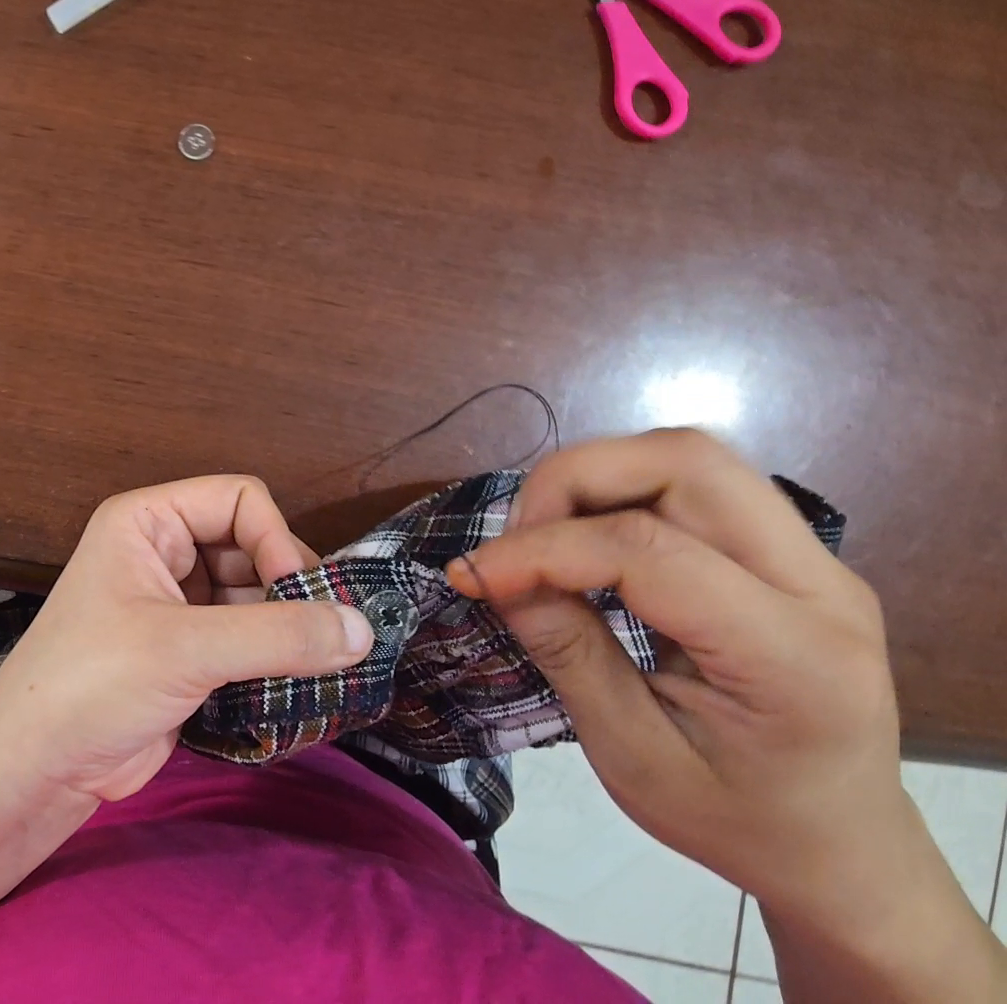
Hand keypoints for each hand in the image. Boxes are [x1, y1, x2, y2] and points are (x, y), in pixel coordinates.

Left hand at [0, 475, 374, 802]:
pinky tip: (299, 683)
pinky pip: (244, 637)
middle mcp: (160, 552)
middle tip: (323, 638)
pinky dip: (273, 656)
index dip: (275, 539)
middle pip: (251, 545)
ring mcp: (172, 604)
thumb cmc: (94, 683)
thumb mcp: (185, 649)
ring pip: (252, 595)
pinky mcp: (183, 652)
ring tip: (319, 666)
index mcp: (146, 522)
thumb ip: (278, 636)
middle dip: (288, 588)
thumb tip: (365, 628)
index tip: (299, 597)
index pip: (238, 499)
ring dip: (286, 628)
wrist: (40, 765)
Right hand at [448, 429, 902, 910]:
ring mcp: (812, 561)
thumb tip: (492, 574)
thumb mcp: (628, 754)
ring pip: (689, 459)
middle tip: (512, 541)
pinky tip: (581, 543)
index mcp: (790, 655)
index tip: (469, 576)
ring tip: (540, 539)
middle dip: (573, 481)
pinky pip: (692, 488)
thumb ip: (566, 651)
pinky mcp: (788, 555)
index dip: (542, 550)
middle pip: (687, 463)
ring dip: (595, 480)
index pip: (649, 551)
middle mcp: (820, 585)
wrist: (837, 847)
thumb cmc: (730, 818)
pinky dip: (617, 494)